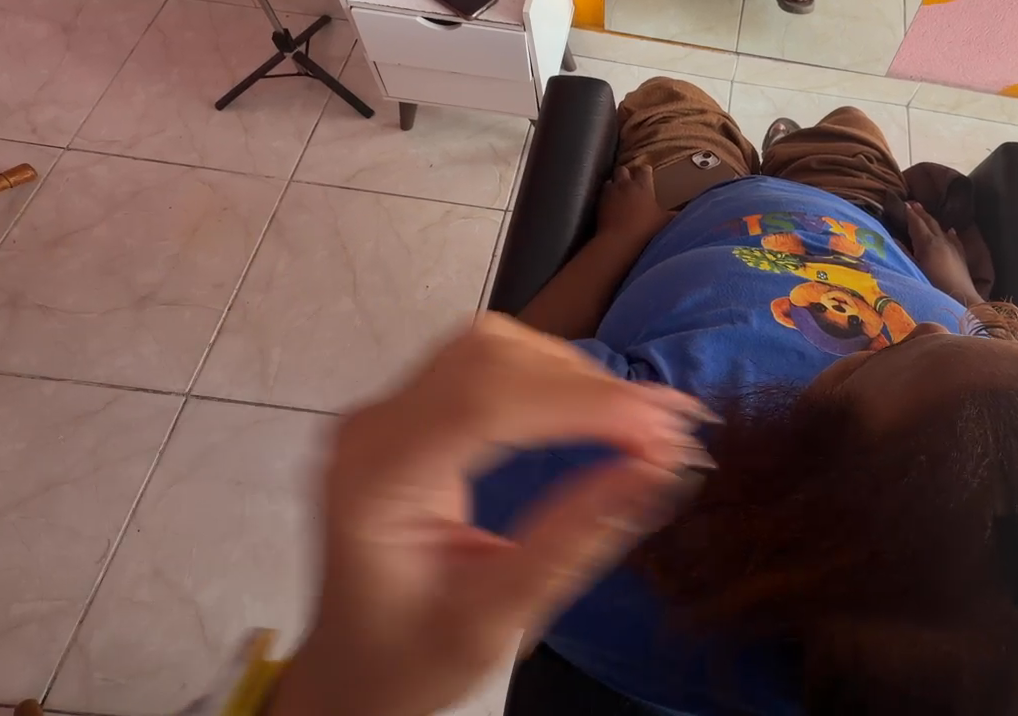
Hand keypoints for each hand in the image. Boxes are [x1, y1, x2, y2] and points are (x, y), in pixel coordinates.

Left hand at [270, 315, 714, 715]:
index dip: (583, 403)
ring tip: (636, 418)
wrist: (351, 670)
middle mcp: (375, 425)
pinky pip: (491, 359)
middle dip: (589, 385)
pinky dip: (555, 374)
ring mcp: (391, 406)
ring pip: (496, 346)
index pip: (484, 404)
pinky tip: (593, 403)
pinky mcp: (415, 404)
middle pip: (491, 359)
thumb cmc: (410, 663)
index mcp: (375, 480)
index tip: (662, 428)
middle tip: (665, 425)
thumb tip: (660, 466)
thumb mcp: (496, 621)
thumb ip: (576, 538)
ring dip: (575, 374)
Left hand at [598, 162, 673, 242]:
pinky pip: (602, 195)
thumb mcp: (666, 221)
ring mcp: (609, 193)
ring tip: (620, 194)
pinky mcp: (598, 204)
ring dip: (615, 185)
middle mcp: (624, 185)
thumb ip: (676, 214)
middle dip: (627, 174)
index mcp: (642, 186)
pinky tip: (610, 206)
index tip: (648, 174)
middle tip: (632, 183)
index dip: (646, 171)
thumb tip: (689, 212)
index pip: (644, 169)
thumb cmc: (646, 229)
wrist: (618, 242)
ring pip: (610, 180)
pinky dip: (606, 198)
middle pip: (623, 169)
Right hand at [907, 200, 977, 303]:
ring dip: (931, 220)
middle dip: (920, 212)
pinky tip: (949, 230)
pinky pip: (954, 239)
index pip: (917, 224)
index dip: (910, 214)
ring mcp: (953, 248)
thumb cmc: (933, 287)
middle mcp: (941, 241)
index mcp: (927, 243)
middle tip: (913, 203)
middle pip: (929, 222)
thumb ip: (904, 253)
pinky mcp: (961, 256)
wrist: (961, 300)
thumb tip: (893, 238)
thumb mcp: (913, 270)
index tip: (904, 204)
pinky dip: (949, 233)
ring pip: (941, 228)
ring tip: (925, 213)